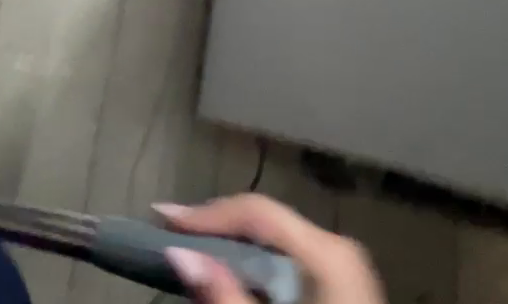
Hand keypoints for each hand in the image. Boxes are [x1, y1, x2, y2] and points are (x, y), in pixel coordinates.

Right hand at [155, 195, 384, 303]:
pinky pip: (290, 267)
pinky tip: (232, 283)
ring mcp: (345, 273)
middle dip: (217, 231)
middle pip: (266, 224)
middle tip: (171, 237)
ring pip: (275, 245)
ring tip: (193, 258)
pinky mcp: (342, 292)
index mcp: (329, 255)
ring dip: (233, 252)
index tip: (162, 220)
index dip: (207, 214)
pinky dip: (257, 272)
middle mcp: (339, 251)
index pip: (257, 213)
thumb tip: (178, 252)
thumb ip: (224, 297)